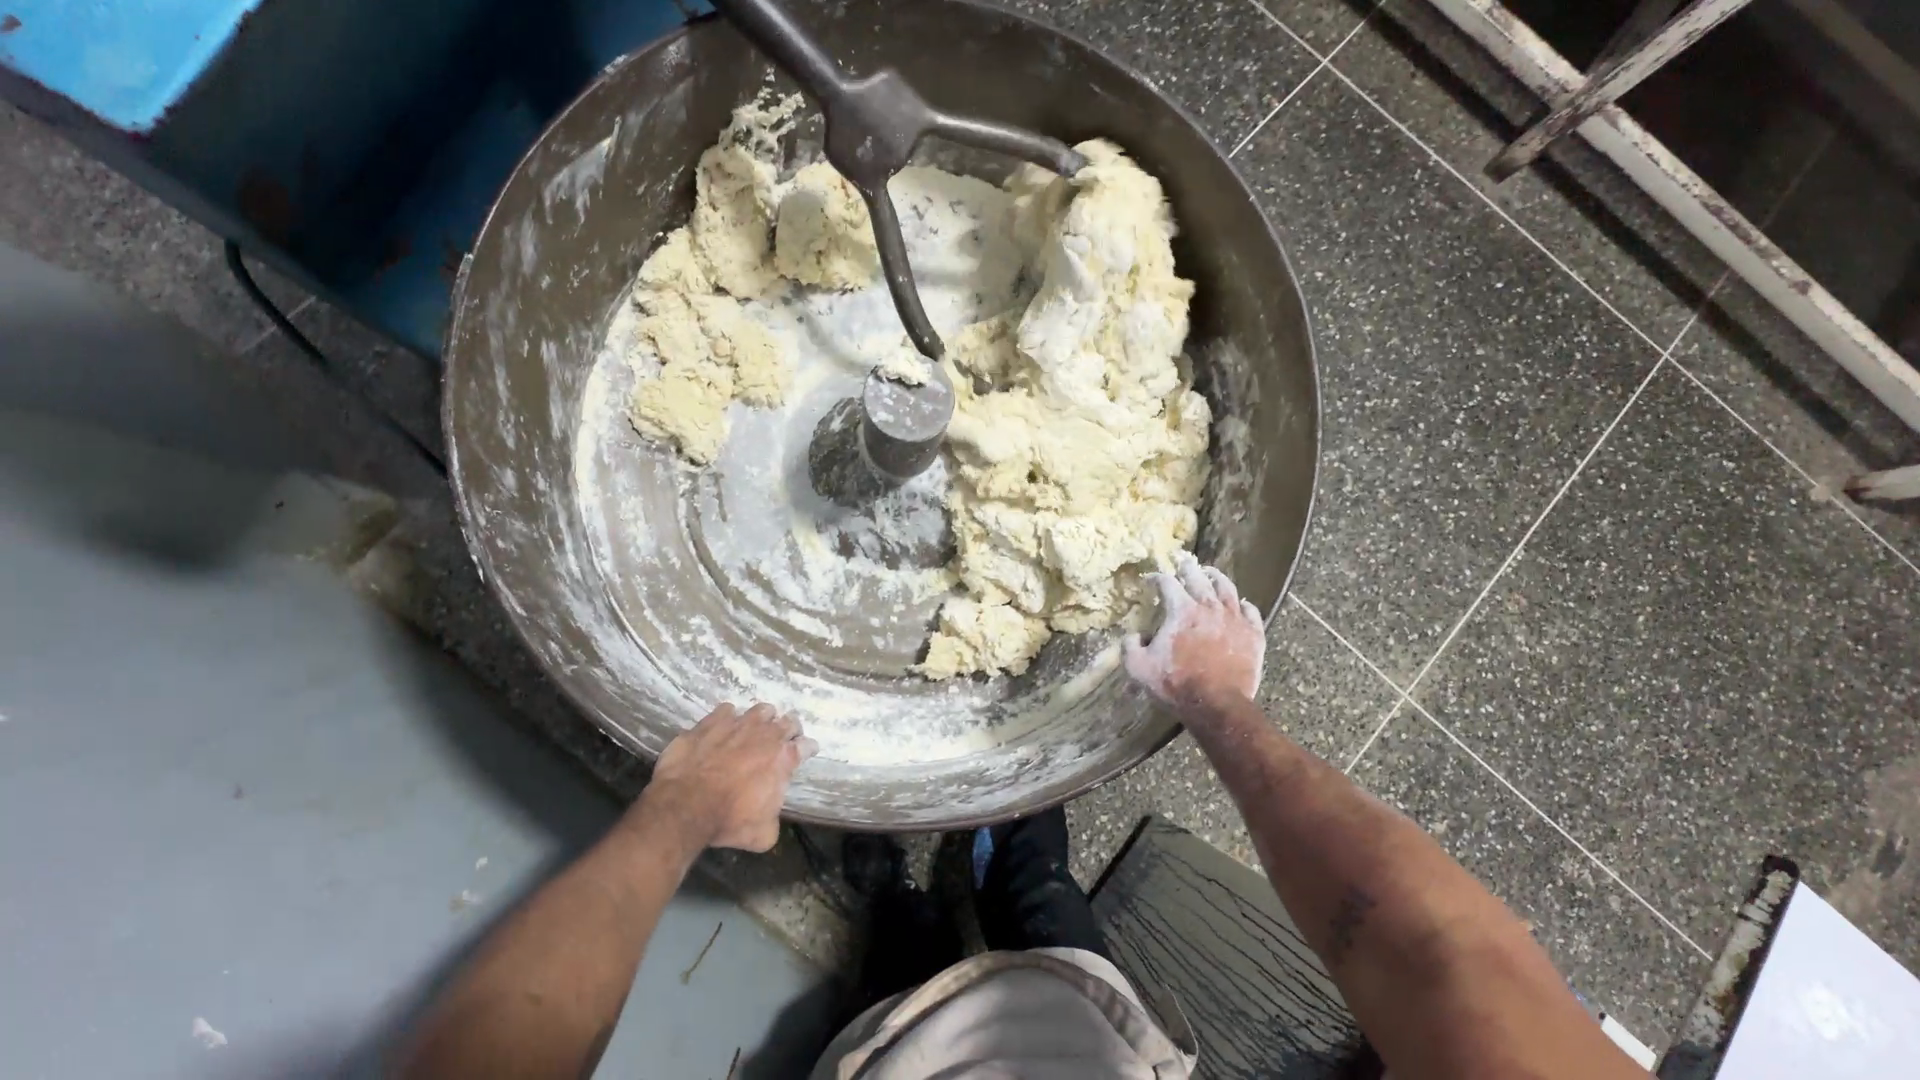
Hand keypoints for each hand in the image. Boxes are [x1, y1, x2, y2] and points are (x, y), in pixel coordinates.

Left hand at [638, 703, 817, 853]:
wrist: (685, 805)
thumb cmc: (729, 821)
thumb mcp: (763, 834)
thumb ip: (773, 818)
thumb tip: (770, 817)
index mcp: (783, 759)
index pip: (806, 745)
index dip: (807, 749)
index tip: (805, 752)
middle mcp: (765, 734)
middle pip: (788, 721)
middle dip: (789, 728)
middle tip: (783, 738)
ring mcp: (737, 724)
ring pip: (760, 710)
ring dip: (762, 718)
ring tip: (755, 728)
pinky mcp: (710, 722)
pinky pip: (726, 710)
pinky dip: (727, 718)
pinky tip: (722, 728)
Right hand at [1124, 554, 1264, 709]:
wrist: (1217, 705)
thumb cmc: (1175, 684)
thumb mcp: (1138, 668)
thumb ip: (1130, 646)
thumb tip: (1134, 636)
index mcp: (1181, 610)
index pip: (1167, 583)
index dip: (1156, 578)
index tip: (1150, 579)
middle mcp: (1209, 606)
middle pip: (1198, 577)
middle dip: (1187, 567)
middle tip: (1183, 562)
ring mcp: (1235, 619)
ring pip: (1227, 588)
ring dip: (1217, 577)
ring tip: (1211, 573)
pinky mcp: (1253, 634)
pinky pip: (1251, 611)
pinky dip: (1244, 604)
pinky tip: (1242, 604)